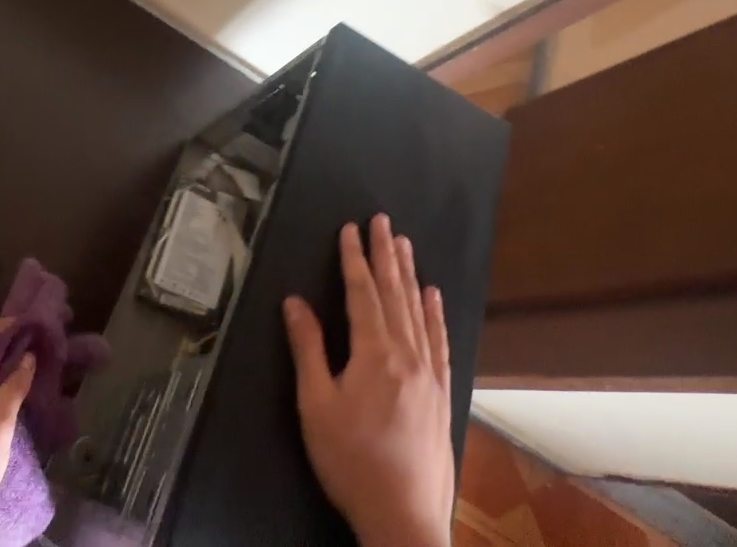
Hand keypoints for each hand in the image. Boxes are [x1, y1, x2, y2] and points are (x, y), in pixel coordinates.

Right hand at [284, 215, 454, 546]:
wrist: (404, 516)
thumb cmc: (351, 460)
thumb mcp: (316, 406)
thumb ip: (308, 349)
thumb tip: (295, 302)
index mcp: (373, 353)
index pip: (362, 293)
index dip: (354, 258)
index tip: (350, 229)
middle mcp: (406, 353)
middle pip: (394, 293)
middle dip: (385, 254)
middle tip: (382, 221)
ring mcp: (429, 371)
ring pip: (418, 310)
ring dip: (409, 274)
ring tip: (404, 244)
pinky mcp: (441, 391)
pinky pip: (439, 340)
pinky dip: (434, 313)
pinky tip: (433, 296)